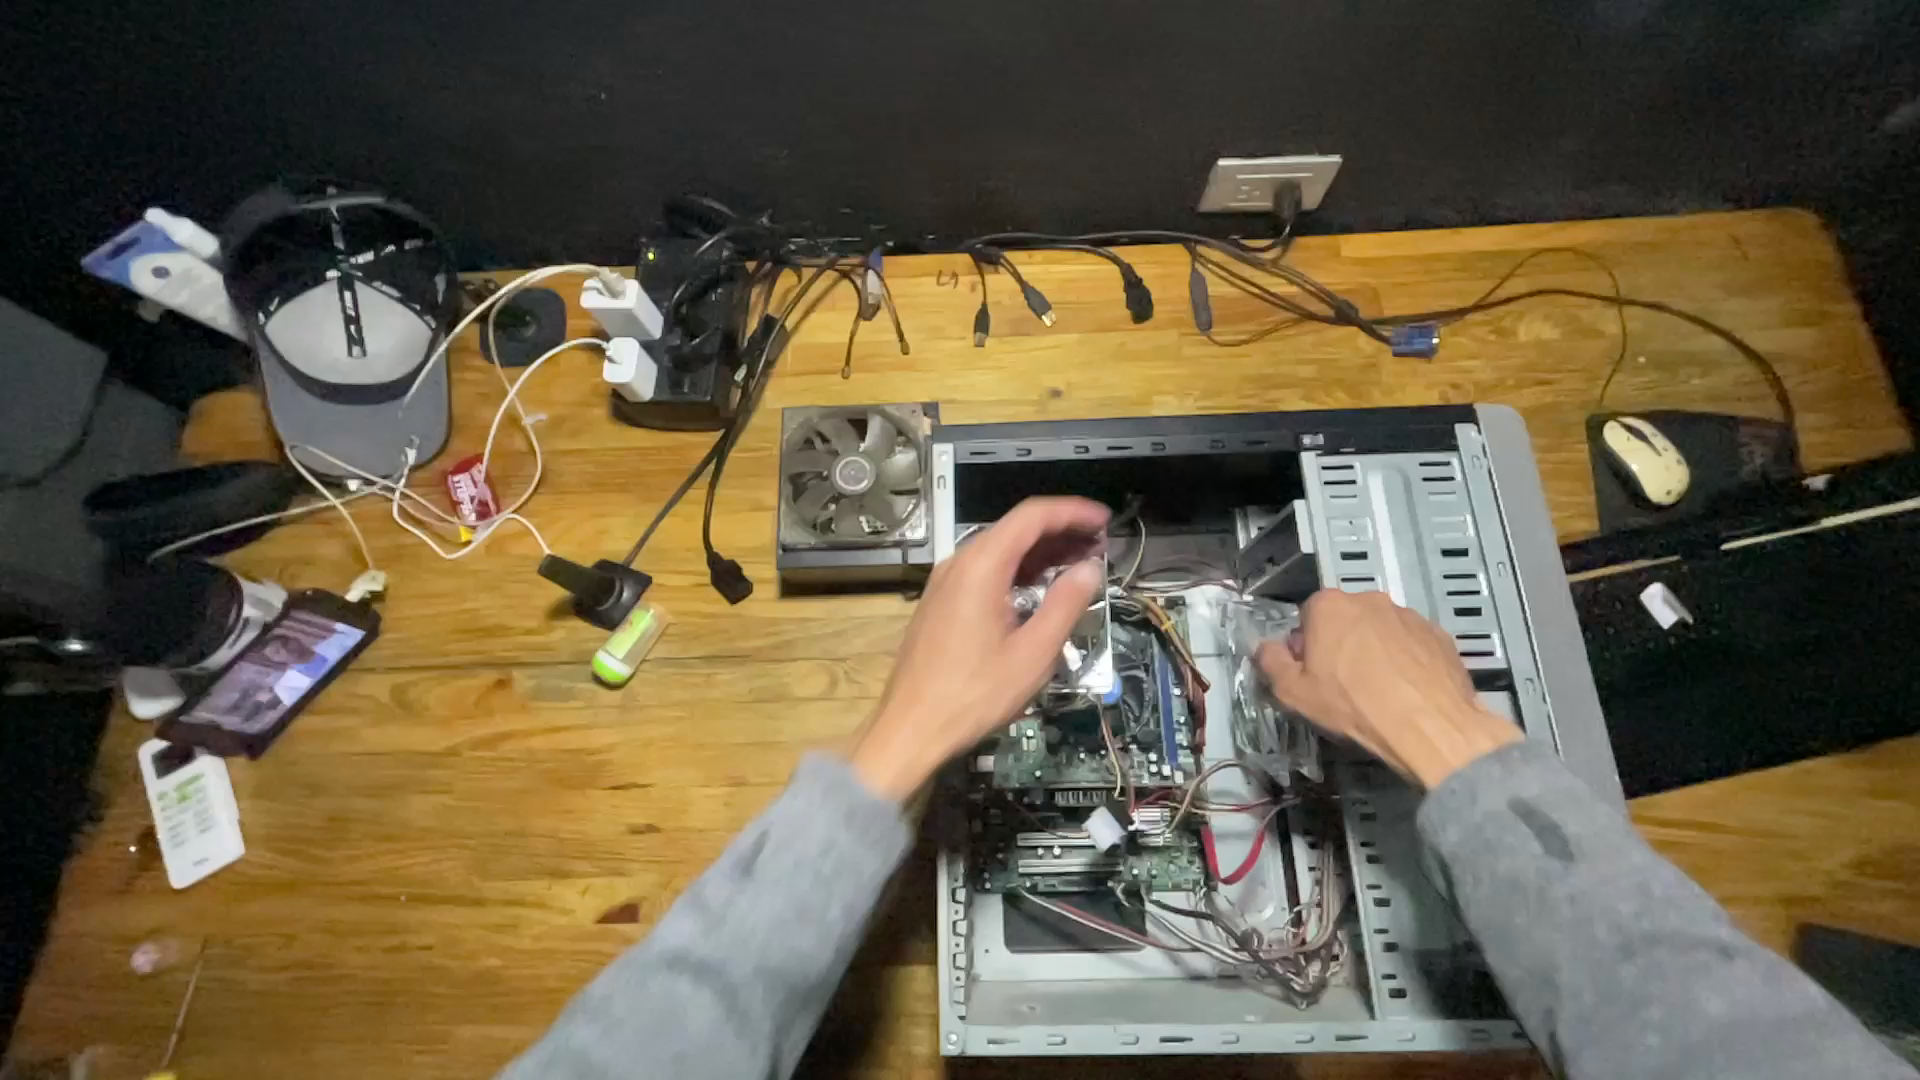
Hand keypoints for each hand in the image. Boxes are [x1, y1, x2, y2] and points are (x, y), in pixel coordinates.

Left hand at [849, 496, 1110, 799]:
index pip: (1032, 516)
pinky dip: (1018, 571)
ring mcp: (946, 582)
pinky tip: (1042, 588)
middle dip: (1061, 532)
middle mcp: (959, 563)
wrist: (911, 728)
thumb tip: (1089, 570)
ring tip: (1080, 565)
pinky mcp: (942, 602)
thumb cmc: (974, 695)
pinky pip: (985, 571)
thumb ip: (1065, 604)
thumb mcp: (1033, 653)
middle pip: (1015, 529)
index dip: (1073, 512)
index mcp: (981, 566)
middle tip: (1100, 547)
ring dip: (1041, 553)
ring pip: (1000, 550)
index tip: (1104, 521)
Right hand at [1256, 590, 1518, 789]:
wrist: (1429, 726)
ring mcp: (1408, 615)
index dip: (1306, 646)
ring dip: (1374, 651)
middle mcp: (1368, 600)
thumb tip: (1266, 647)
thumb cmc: (1352, 705)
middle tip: (1343, 683)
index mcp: (1328, 606)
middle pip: (1344, 620)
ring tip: (1379, 689)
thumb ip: (1269, 661)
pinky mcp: (1439, 635)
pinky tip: (1406, 690)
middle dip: (1340, 644)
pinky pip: (1411, 643)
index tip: (1312, 673)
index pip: (1306, 617)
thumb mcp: (1292, 692)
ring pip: (1379, 630)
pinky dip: (1405, 660)